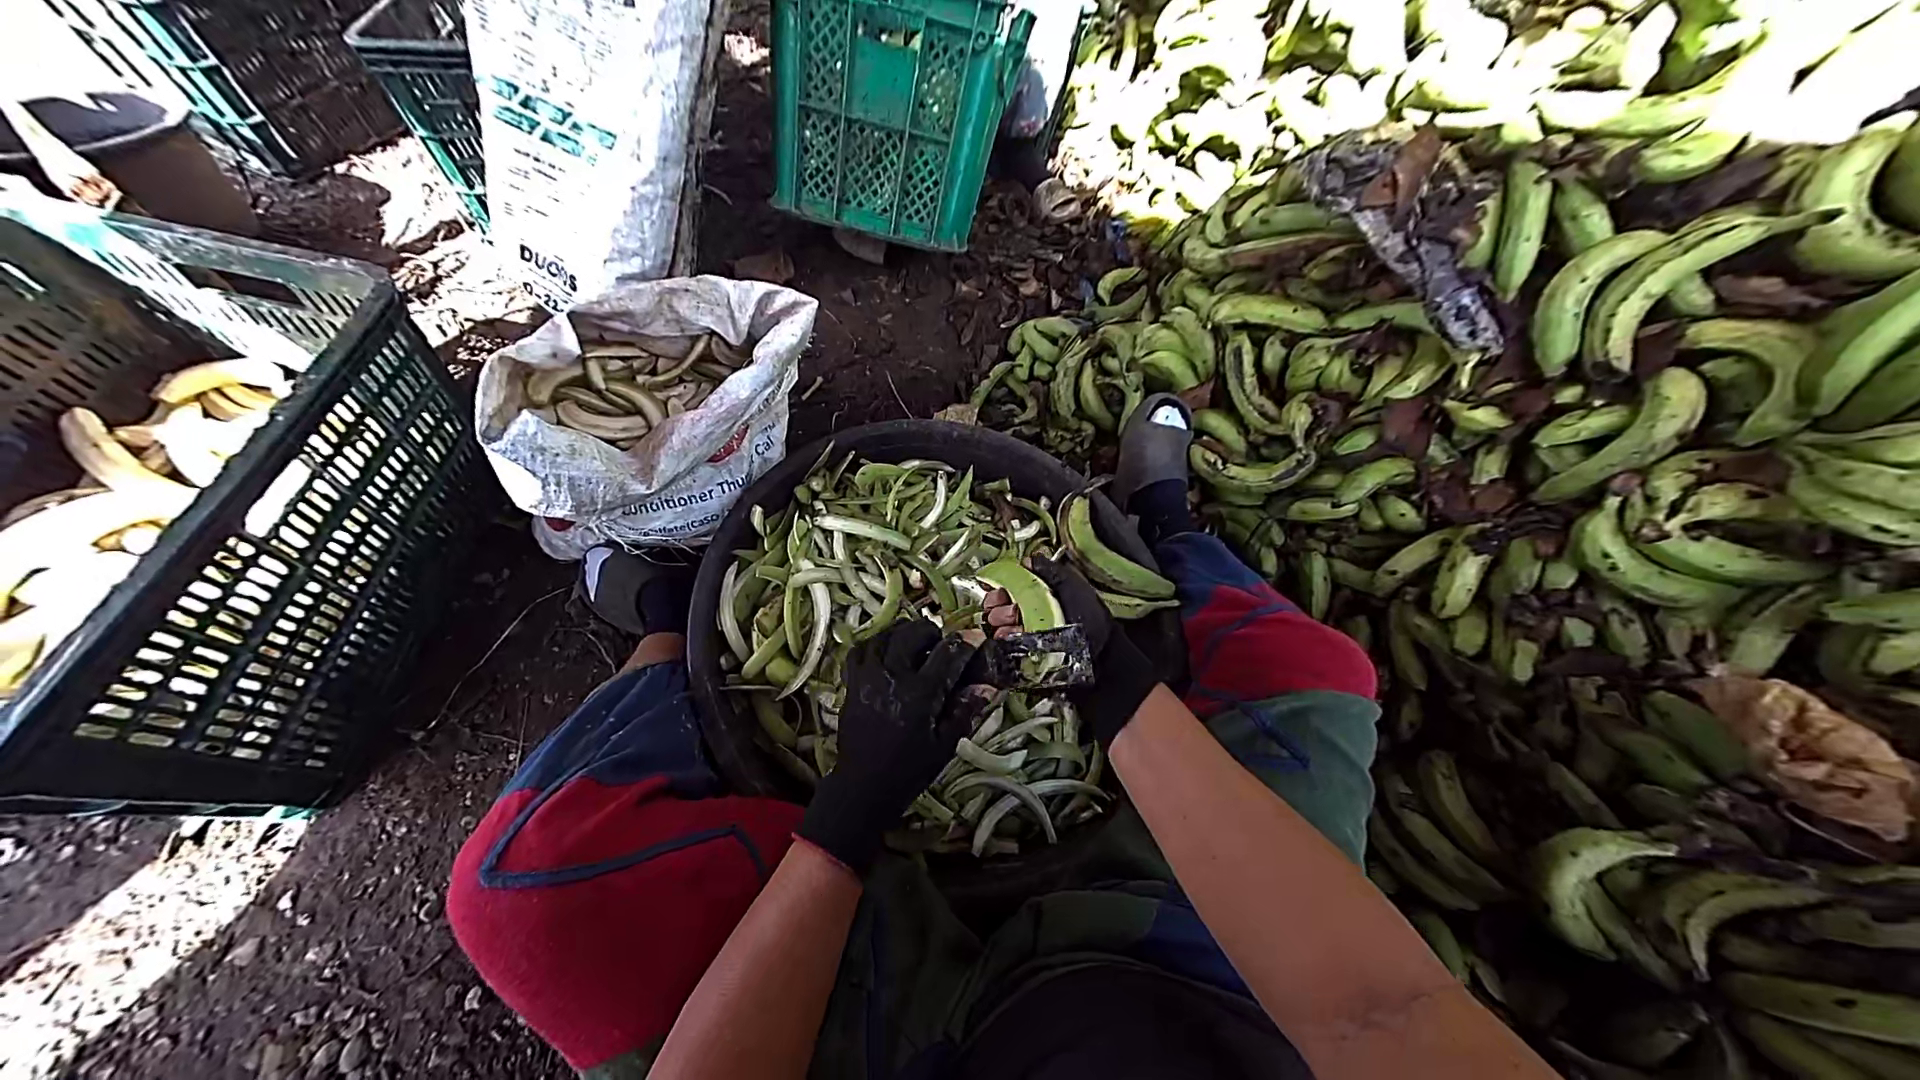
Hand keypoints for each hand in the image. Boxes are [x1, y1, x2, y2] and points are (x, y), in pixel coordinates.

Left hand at [797, 619, 975, 874]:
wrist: (864, 786)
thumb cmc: (909, 769)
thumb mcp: (945, 745)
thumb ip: (965, 711)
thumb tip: (987, 685)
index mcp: (920, 693)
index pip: (947, 654)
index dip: (965, 642)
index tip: (974, 638)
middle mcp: (892, 676)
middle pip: (912, 634)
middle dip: (931, 631)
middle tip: (940, 642)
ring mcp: (867, 677)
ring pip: (884, 635)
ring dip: (903, 632)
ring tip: (915, 641)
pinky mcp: (851, 683)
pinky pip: (860, 649)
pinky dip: (875, 643)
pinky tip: (886, 650)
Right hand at [987, 558, 1162, 746]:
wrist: (1099, 656)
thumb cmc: (1090, 619)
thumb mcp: (1072, 586)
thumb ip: (1050, 570)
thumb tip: (1028, 559)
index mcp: (1040, 595)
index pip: (1010, 588)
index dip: (1001, 588)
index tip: (998, 592)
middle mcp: (1031, 614)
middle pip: (1001, 606)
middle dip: (999, 606)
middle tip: (1006, 610)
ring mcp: (1028, 635)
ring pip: (1001, 625)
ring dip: (1001, 623)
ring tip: (1012, 625)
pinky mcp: (1027, 654)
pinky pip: (1007, 645)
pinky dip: (1006, 640)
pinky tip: (1012, 637)